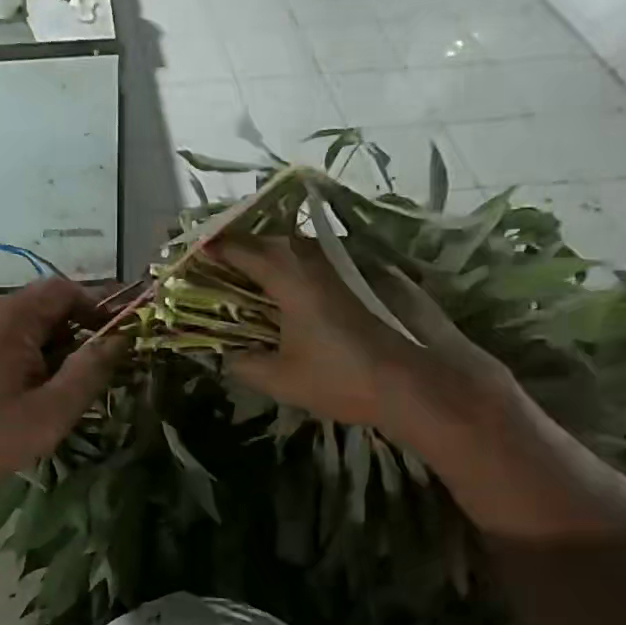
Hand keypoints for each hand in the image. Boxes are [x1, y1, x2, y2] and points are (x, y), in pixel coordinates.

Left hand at [0, 279, 123, 505]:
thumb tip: (121, 337)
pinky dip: (30, 350)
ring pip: (26, 320)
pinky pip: (5, 334)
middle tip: (99, 365)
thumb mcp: (55, 409)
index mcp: (7, 317)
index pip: (64, 289)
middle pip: (44, 303)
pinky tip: (36, 386)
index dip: (98, 305)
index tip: (122, 332)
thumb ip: (92, 368)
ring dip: (54, 342)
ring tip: (68, 382)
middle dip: (77, 328)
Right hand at [213, 236, 519, 456]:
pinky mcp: (384, 271)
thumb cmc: (345, 378)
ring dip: (284, 262)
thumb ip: (245, 364)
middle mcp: (319, 255)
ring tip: (272, 287)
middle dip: (247, 254)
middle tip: (232, 274)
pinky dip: (318, 272)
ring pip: (308, 251)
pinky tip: (322, 300)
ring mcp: (356, 258)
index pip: (239, 247)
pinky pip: (338, 262)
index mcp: (288, 273)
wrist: (427, 382)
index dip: (214, 249)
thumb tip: (229, 356)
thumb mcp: (281, 380)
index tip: (197, 255)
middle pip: (273, 243)